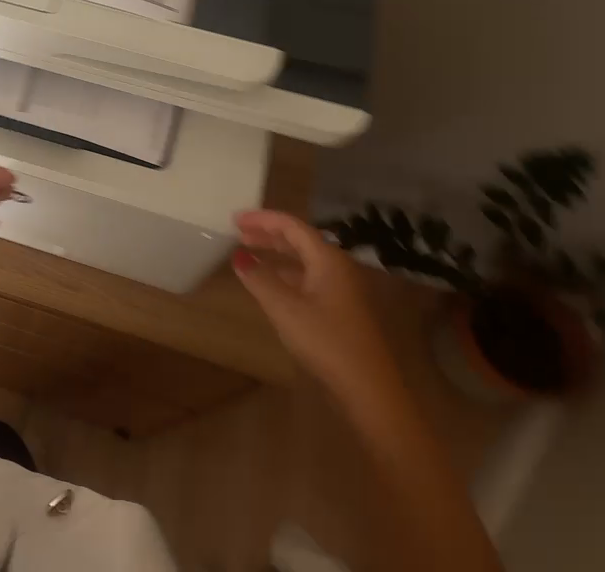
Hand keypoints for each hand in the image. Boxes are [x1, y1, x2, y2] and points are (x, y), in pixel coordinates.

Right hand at [232, 208, 405, 401]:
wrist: (368, 387)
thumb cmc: (326, 341)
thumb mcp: (285, 308)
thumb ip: (260, 279)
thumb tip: (239, 257)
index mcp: (328, 259)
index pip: (292, 226)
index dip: (262, 219)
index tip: (235, 218)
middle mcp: (338, 267)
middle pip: (300, 240)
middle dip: (268, 234)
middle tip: (238, 233)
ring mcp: (342, 289)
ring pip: (305, 261)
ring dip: (277, 255)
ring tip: (249, 254)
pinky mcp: (340, 309)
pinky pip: (309, 279)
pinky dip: (286, 274)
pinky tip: (271, 283)